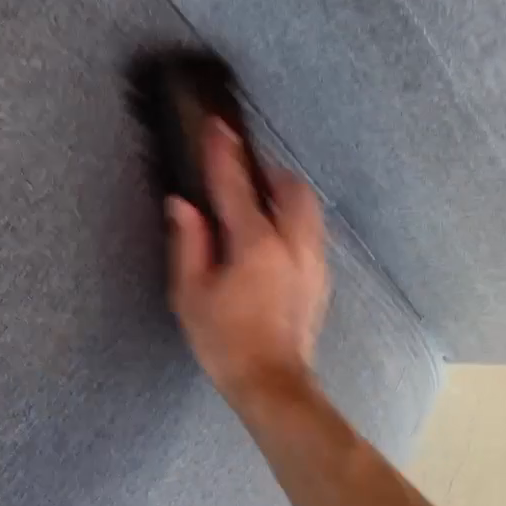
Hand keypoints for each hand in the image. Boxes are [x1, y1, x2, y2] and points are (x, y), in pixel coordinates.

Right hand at [168, 122, 328, 407]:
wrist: (271, 382)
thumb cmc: (223, 342)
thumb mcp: (191, 295)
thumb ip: (189, 243)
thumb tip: (183, 205)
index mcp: (255, 244)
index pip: (236, 185)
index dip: (223, 152)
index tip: (216, 124)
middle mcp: (292, 242)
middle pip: (289, 186)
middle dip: (265, 171)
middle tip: (241, 175)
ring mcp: (313, 260)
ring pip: (307, 206)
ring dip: (284, 193)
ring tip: (259, 204)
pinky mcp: (321, 278)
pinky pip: (311, 231)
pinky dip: (294, 219)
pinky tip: (274, 238)